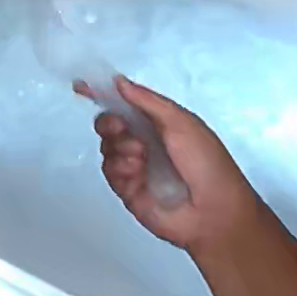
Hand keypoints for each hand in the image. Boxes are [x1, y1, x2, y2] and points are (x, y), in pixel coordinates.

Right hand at [83, 76, 270, 254]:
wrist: (214, 212)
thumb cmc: (208, 164)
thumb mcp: (181, 122)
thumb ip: (147, 100)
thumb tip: (120, 82)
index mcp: (159, 122)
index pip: (125, 103)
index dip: (103, 93)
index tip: (82, 86)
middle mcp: (145, 141)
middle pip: (109, 123)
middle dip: (109, 122)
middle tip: (119, 127)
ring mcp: (136, 165)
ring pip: (107, 146)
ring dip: (120, 146)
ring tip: (140, 156)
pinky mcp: (127, 188)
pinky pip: (109, 170)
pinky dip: (120, 167)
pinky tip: (136, 171)